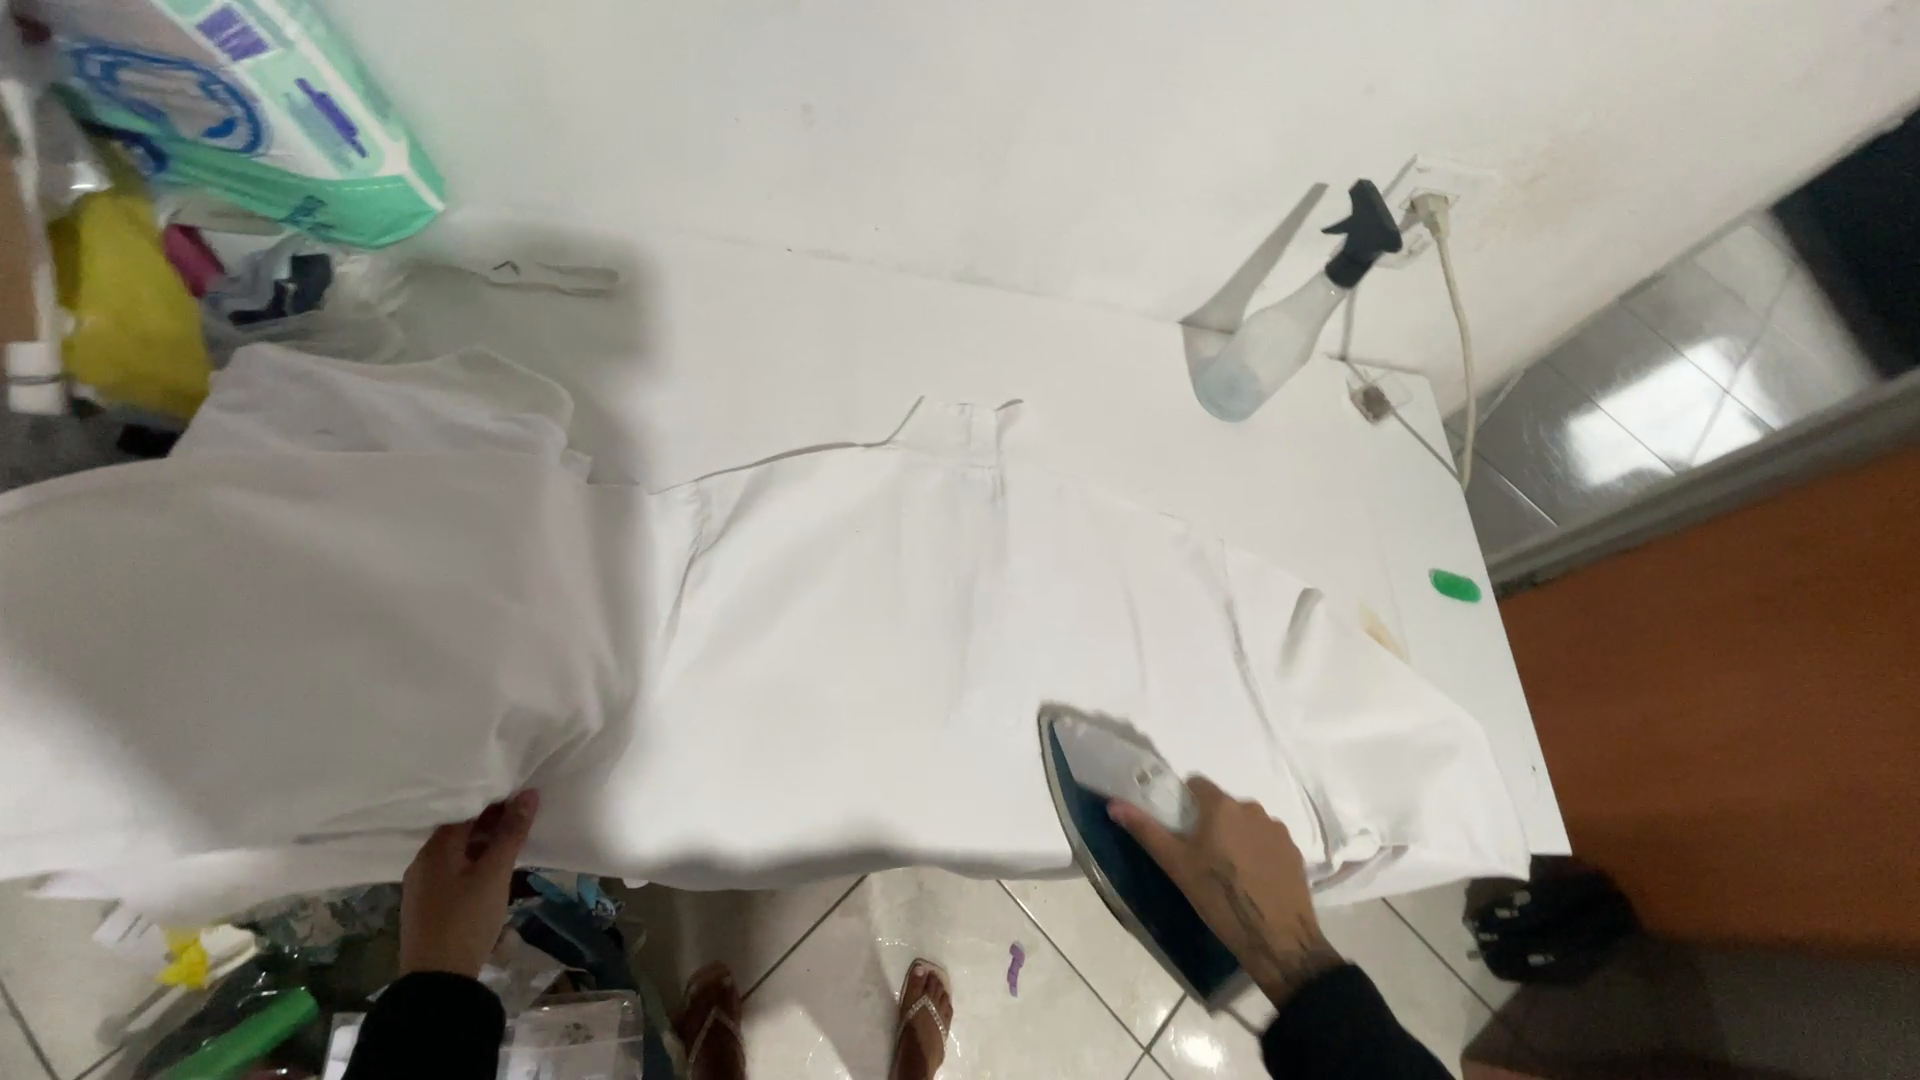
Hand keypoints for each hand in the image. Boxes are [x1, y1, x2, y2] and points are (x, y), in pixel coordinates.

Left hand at [399, 789, 540, 977]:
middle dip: (493, 822)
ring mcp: (423, 884)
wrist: (437, 978)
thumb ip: (512, 832)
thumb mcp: (495, 873)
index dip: (497, 801)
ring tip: (516, 842)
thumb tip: (529, 794)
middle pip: (462, 829)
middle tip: (526, 819)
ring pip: (459, 851)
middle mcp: (424, 861)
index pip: (468, 809)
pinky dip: (476, 862)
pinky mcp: (428, 903)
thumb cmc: (467, 918)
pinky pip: (455, 869)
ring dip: (486, 843)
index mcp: (436, 849)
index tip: (524, 798)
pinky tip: (495, 869)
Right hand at [1109, 777, 1342, 1007]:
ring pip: (1245, 823)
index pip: (1197, 785)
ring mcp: (1276, 830)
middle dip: (1210, 823)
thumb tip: (1114, 804)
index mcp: (1221, 806)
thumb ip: (1146, 830)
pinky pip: (1266, 841)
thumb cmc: (1219, 898)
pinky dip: (1257, 852)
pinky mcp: (1294, 851)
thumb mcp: (1176, 865)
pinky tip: (1252, 880)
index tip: (1180, 830)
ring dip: (1235, 836)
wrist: (1278, 940)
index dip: (1185, 802)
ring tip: (1228, 872)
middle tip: (1200, 856)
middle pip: (1222, 805)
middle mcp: (1252, 808)